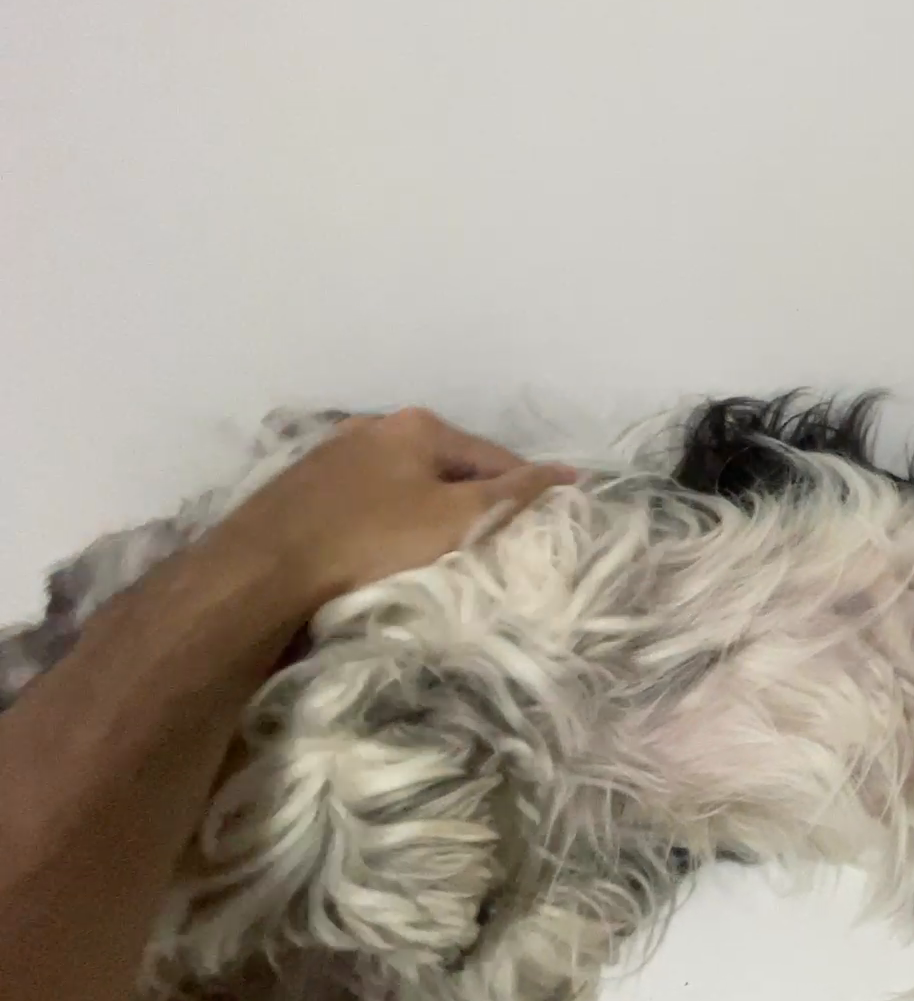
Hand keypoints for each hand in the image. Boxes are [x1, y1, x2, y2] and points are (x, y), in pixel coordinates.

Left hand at [215, 408, 575, 607]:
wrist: (256, 576)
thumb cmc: (373, 540)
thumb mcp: (461, 517)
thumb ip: (518, 492)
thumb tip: (570, 471)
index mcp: (419, 425)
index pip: (497, 457)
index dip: (524, 490)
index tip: (539, 523)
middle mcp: (376, 425)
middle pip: (452, 465)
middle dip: (476, 497)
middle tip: (490, 539)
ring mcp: (334, 452)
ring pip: (411, 480)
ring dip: (435, 506)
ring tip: (445, 545)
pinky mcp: (303, 483)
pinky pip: (373, 494)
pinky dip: (394, 514)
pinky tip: (390, 542)